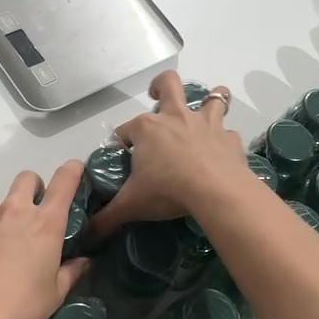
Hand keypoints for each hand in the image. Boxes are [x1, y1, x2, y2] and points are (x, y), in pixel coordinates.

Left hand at [0, 161, 90, 318]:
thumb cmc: (18, 309)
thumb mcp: (54, 296)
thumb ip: (70, 272)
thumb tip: (83, 261)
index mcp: (44, 224)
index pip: (64, 182)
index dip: (71, 170)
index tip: (74, 168)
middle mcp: (11, 211)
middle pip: (26, 179)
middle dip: (31, 189)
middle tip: (28, 216)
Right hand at [88, 71, 250, 243]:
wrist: (215, 191)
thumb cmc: (167, 191)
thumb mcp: (131, 205)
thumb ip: (107, 218)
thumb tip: (88, 234)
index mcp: (147, 129)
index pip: (126, 129)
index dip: (122, 141)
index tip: (123, 155)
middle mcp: (176, 117)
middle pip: (168, 84)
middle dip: (160, 86)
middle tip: (157, 97)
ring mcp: (206, 124)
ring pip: (212, 97)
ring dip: (210, 99)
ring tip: (205, 111)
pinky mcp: (230, 139)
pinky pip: (229, 132)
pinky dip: (226, 139)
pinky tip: (223, 149)